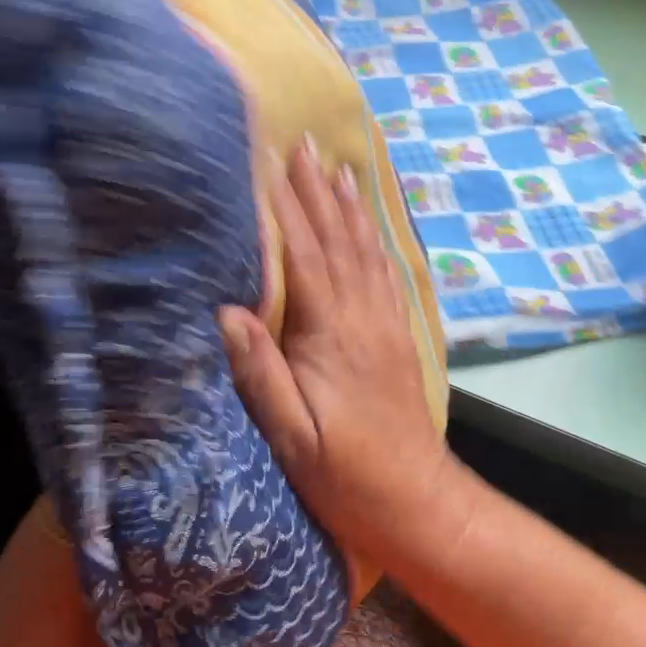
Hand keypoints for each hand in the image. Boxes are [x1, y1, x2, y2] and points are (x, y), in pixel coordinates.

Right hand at [219, 137, 455, 563]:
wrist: (417, 501)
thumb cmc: (344, 474)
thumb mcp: (290, 434)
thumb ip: (260, 371)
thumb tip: (227, 309)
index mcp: (331, 335)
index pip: (306, 257)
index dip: (289, 208)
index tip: (274, 162)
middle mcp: (363, 318)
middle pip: (339, 242)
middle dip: (321, 192)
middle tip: (308, 144)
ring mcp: (387, 326)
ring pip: (366, 252)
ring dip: (352, 209)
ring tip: (341, 169)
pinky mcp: (400, 340)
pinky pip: (386, 276)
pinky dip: (375, 241)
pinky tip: (372, 229)